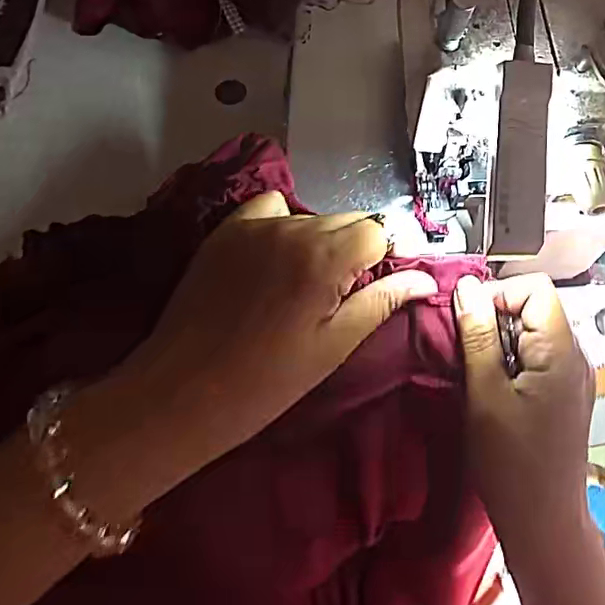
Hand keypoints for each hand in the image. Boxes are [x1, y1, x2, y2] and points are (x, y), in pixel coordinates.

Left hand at [99, 193, 437, 479]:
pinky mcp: (228, 229)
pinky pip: (273, 207)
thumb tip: (428, 279)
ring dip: (324, 239)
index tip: (378, 282)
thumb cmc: (265, 382)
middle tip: (341, 291)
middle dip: (359, 247)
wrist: (176, 397)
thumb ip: (383, 300)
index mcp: (327, 258)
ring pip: (316, 216)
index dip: (387, 255)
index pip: (381, 231)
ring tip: (305, 280)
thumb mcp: (335, 345)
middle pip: (351, 219)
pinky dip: (285, 222)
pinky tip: (277, 254)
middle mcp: (297, 229)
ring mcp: (258, 225)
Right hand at [454, 274, 594, 540]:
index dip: (499, 295)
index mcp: (563, 349)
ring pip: (535, 331)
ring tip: (482, 377)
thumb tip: (466, 288)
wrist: (545, 526)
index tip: (470, 323)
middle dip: (498, 320)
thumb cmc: (513, 467)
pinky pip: (540, 356)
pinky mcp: (568, 392)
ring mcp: (575, 374)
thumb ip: (478, 336)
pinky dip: (515, 362)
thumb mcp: (485, 397)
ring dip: (504, 343)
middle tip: (471, 354)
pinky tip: (497, 391)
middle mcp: (577, 354)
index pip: (535, 288)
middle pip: (535, 307)